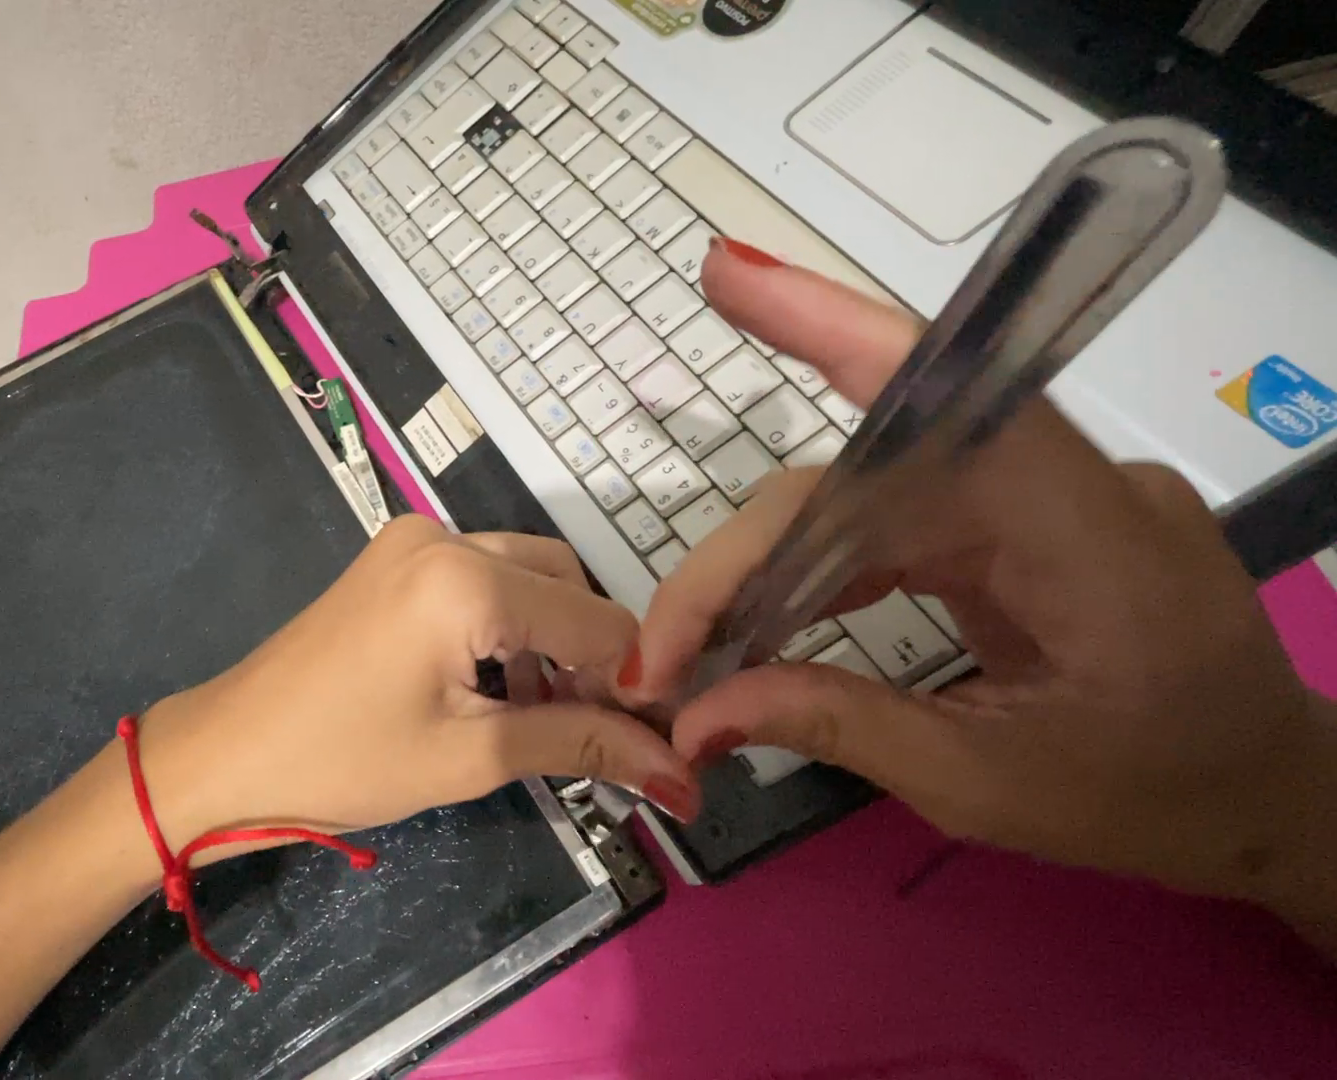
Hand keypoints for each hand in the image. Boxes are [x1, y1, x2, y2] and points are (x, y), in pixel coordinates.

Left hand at [135, 515, 694, 849]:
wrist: (228, 750)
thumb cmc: (344, 761)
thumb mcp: (471, 756)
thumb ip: (581, 744)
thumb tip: (679, 773)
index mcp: (468, 578)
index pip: (599, 622)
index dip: (634, 685)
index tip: (649, 744)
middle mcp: (447, 535)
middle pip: (565, 583)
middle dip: (591, 656)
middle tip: (592, 729)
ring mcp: (414, 540)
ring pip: (526, 574)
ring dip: (550, 638)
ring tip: (541, 713)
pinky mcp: (396, 557)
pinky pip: (481, 575)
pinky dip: (506, 622)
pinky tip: (496, 680)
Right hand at [631, 241, 1336, 942]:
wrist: (1260, 803)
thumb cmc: (1155, 797)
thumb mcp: (988, 783)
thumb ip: (837, 725)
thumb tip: (693, 714)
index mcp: (1081, 533)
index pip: (940, 405)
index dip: (832, 325)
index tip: (729, 274)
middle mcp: (1042, 485)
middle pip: (843, 483)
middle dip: (734, 562)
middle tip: (657, 651)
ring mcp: (1009, 497)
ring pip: (838, 502)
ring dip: (753, 570)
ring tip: (685, 645)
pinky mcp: (982, 520)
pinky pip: (863, 525)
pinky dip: (796, 574)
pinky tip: (753, 623)